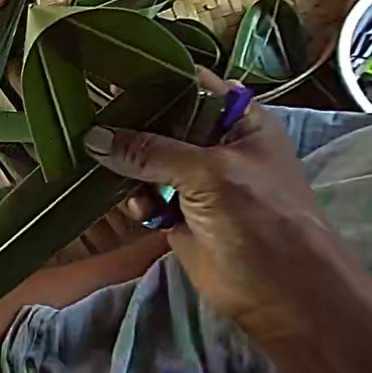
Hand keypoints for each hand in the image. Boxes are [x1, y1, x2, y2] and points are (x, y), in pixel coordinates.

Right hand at [85, 72, 348, 334]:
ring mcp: (192, 178)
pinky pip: (141, 193)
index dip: (149, 78)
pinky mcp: (176, 211)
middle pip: (158, 121)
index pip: (186, 83)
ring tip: (119, 178)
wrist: (281, 297)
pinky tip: (142, 211)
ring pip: (143, 158)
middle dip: (127, 125)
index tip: (105, 75)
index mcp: (236, 118)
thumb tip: (93, 137)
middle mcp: (212, 142)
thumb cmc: (261, 219)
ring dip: (126, 166)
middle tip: (90, 123)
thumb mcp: (209, 174)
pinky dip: (134, 198)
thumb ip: (151, 151)